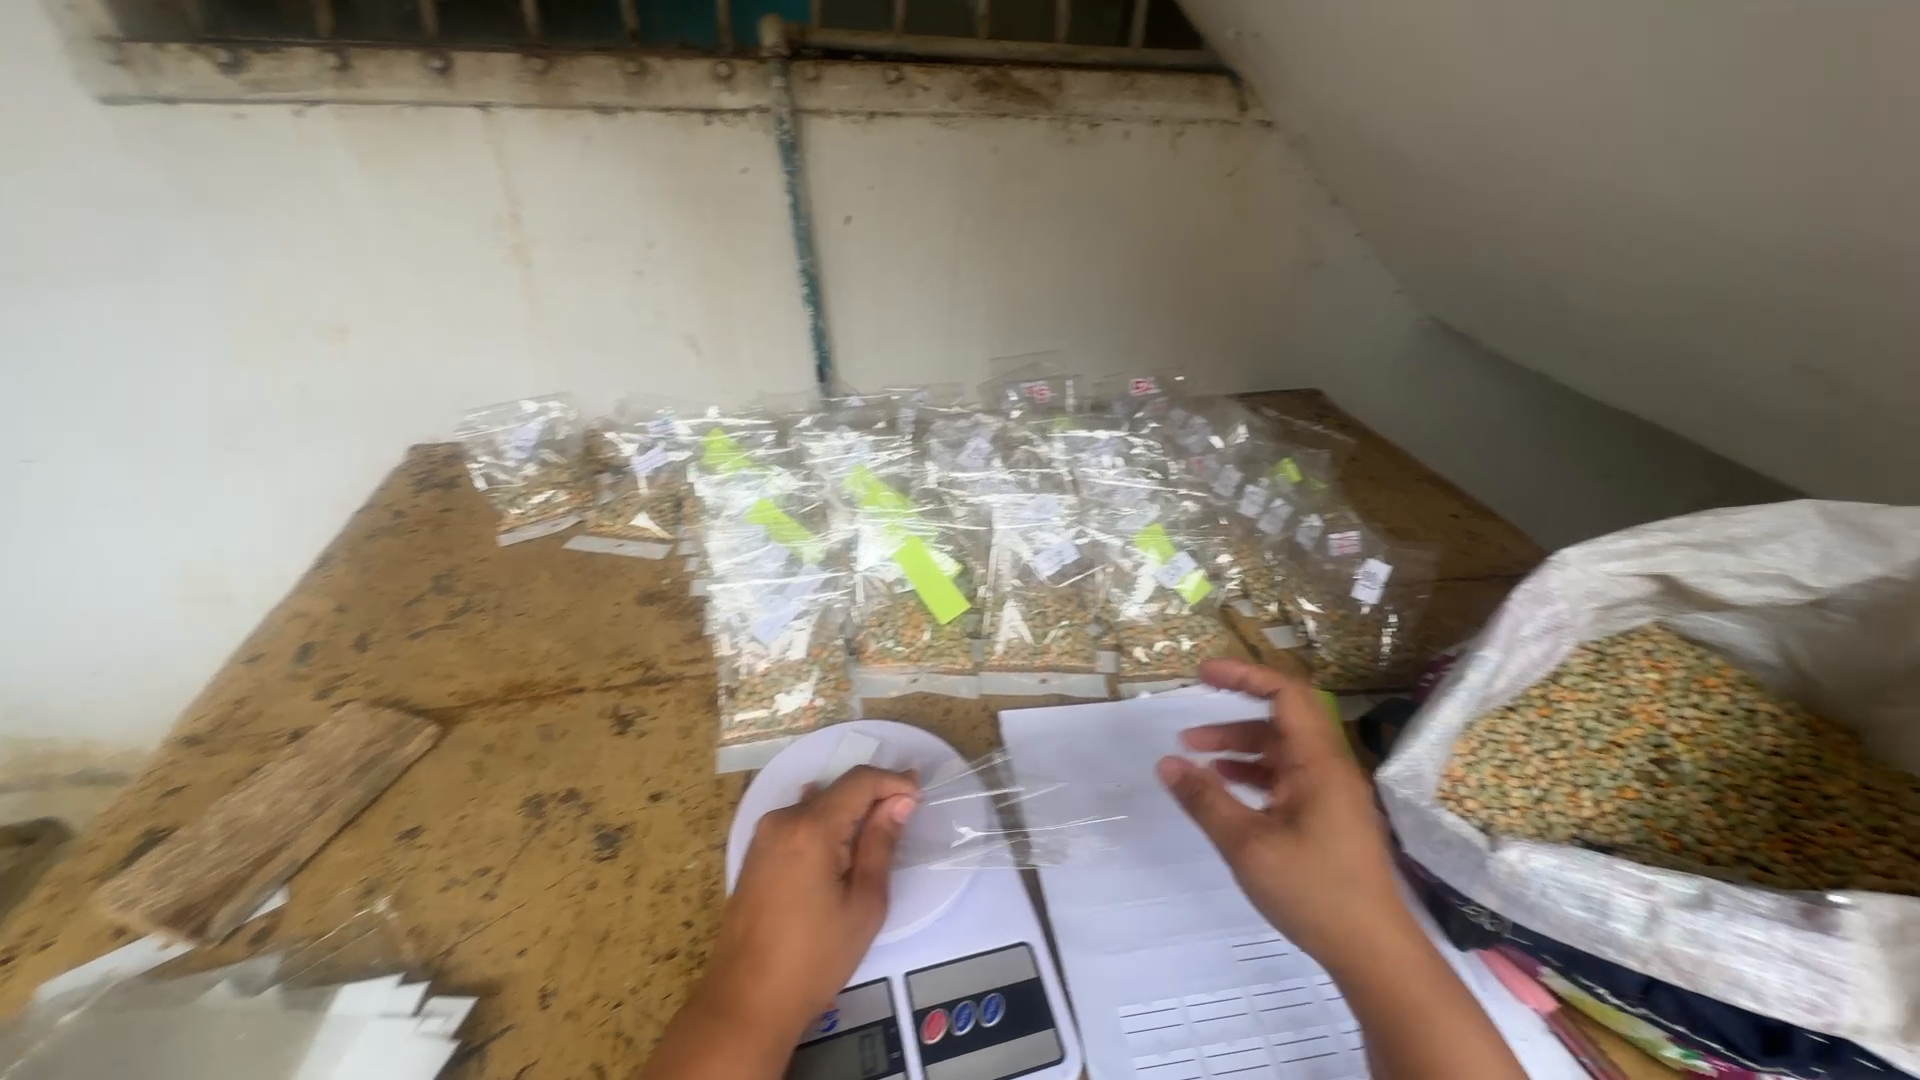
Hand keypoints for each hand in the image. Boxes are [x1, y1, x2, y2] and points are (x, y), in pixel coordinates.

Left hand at [697, 765, 920, 1038]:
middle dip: (874, 797)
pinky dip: (826, 825)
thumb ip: (881, 844)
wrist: (747, 1002)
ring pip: (818, 805)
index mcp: (810, 828)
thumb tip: (899, 802)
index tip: (919, 794)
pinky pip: (799, 823)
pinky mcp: (756, 854)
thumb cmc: (814, 958)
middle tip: (906, 815)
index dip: (893, 781)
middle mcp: (782, 820)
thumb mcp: (864, 903)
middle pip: (837, 790)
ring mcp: (764, 836)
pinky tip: (842, 845)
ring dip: (850, 812)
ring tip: (878, 834)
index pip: (859, 781)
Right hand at [1157, 659, 1407, 971]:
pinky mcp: (1326, 820)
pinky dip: (1251, 777)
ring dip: (1236, 752)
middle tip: (1186, 733)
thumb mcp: (1247, 844)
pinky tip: (1224, 792)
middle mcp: (1328, 770)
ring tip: (1194, 762)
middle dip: (1229, 723)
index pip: (1286, 694)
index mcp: (1318, 763)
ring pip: (1278, 755)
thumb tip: (1166, 763)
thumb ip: (1205, 799)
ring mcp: (1330, 796)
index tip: (1203, 675)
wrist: (1374, 953)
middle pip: (1278, 724)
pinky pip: (1284, 781)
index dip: (1244, 675)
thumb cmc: (1314, 891)